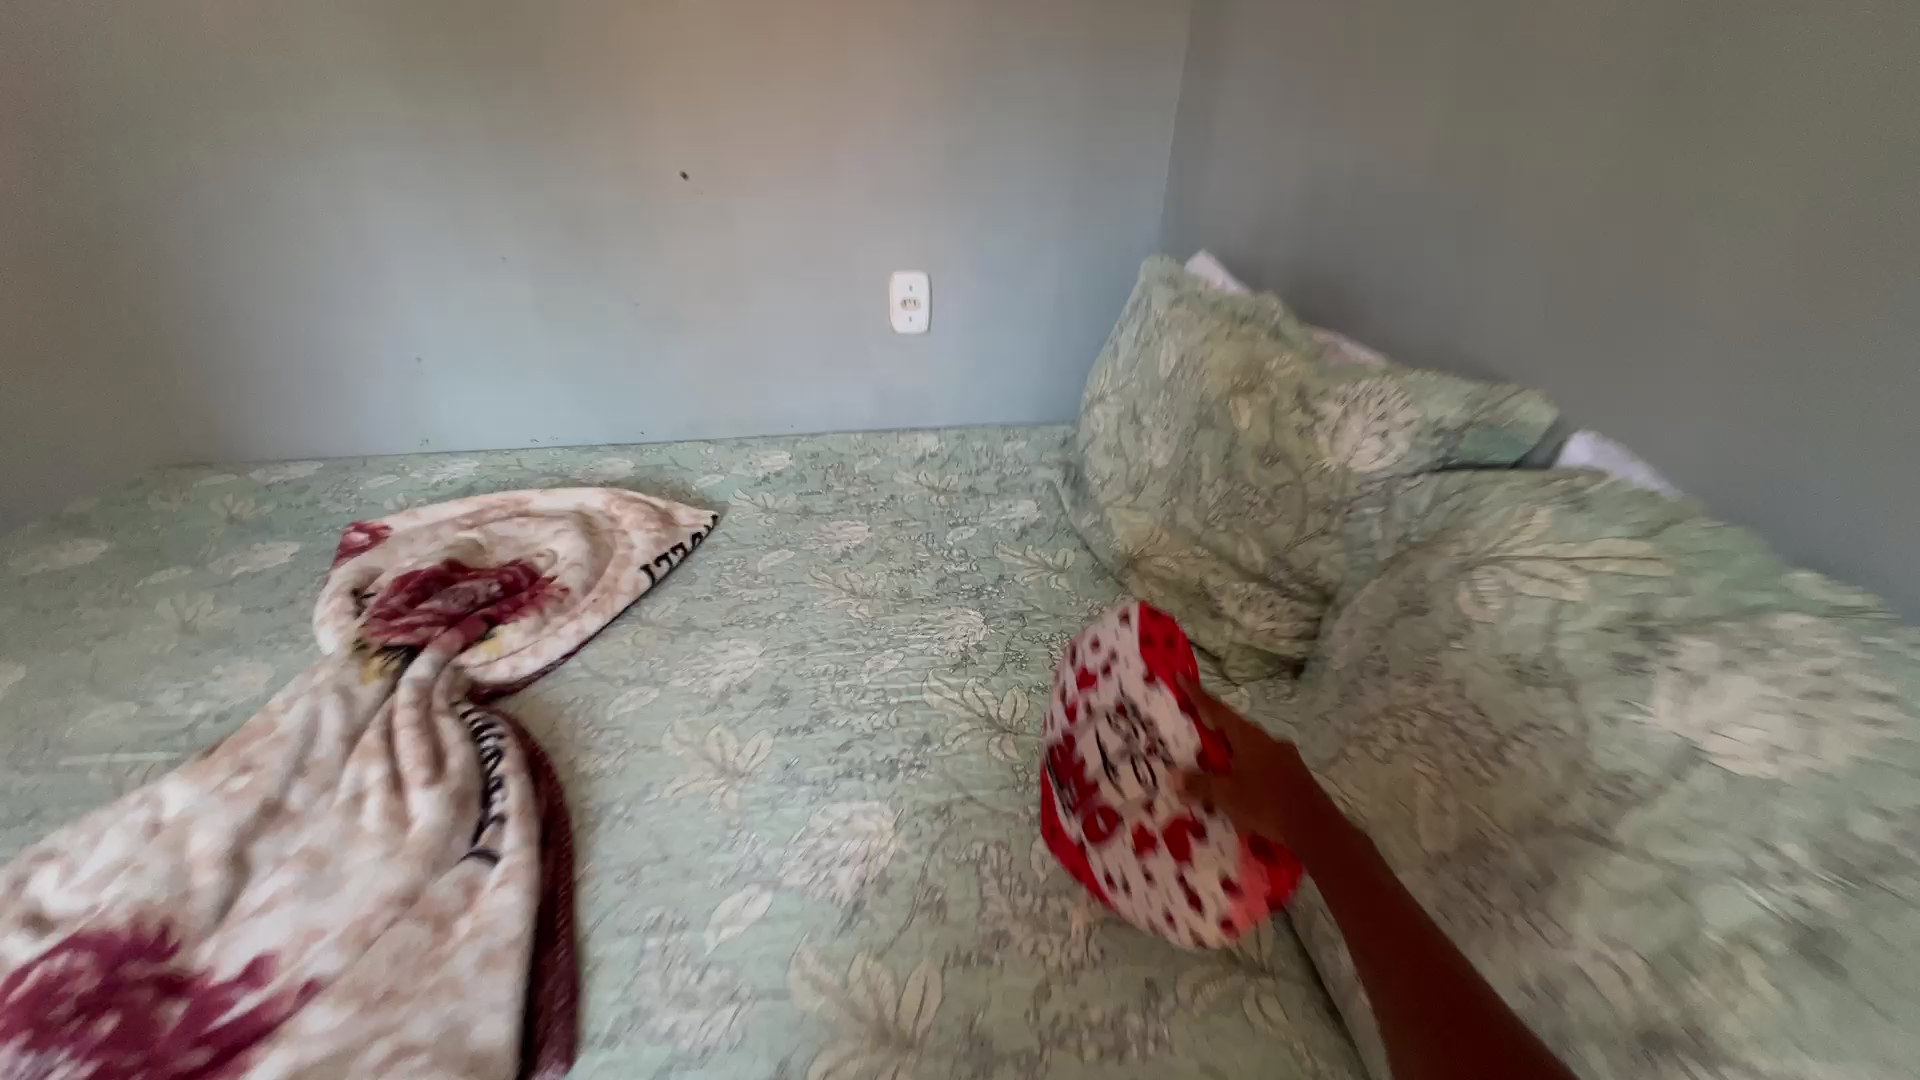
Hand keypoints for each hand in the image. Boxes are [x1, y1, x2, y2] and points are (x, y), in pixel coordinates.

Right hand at [1171, 673, 1311, 845]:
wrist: (1316, 829)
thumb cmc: (1266, 804)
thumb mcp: (1226, 796)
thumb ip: (1200, 784)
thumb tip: (1175, 776)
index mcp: (1248, 737)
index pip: (1216, 710)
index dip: (1197, 694)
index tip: (1181, 677)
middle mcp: (1267, 739)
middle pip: (1233, 728)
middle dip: (1212, 730)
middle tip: (1192, 733)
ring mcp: (1284, 755)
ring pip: (1248, 747)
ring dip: (1230, 752)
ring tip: (1213, 767)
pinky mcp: (1294, 773)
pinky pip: (1261, 763)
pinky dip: (1245, 768)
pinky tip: (1240, 787)